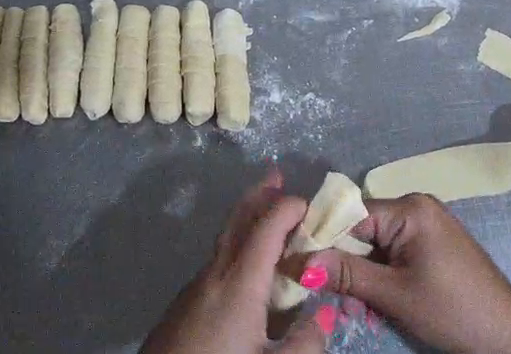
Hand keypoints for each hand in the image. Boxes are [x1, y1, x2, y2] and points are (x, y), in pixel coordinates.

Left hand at [141, 168, 329, 353]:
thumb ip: (305, 344)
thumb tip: (328, 313)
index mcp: (239, 284)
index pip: (267, 228)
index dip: (289, 208)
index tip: (312, 204)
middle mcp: (215, 274)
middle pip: (238, 221)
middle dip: (259, 195)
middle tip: (278, 174)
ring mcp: (194, 288)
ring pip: (225, 240)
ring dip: (247, 221)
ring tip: (266, 214)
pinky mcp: (183, 305)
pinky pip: (216, 261)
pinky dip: (236, 247)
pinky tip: (244, 266)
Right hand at [292, 193, 510, 353]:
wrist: (509, 337)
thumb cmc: (453, 310)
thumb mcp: (395, 294)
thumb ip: (346, 274)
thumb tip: (299, 262)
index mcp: (409, 208)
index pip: (351, 215)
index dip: (325, 240)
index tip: (299, 263)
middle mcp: (416, 207)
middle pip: (362, 230)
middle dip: (346, 264)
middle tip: (332, 298)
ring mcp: (426, 226)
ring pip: (376, 246)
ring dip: (363, 275)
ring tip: (357, 309)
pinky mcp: (432, 246)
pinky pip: (393, 253)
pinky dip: (381, 276)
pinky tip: (377, 303)